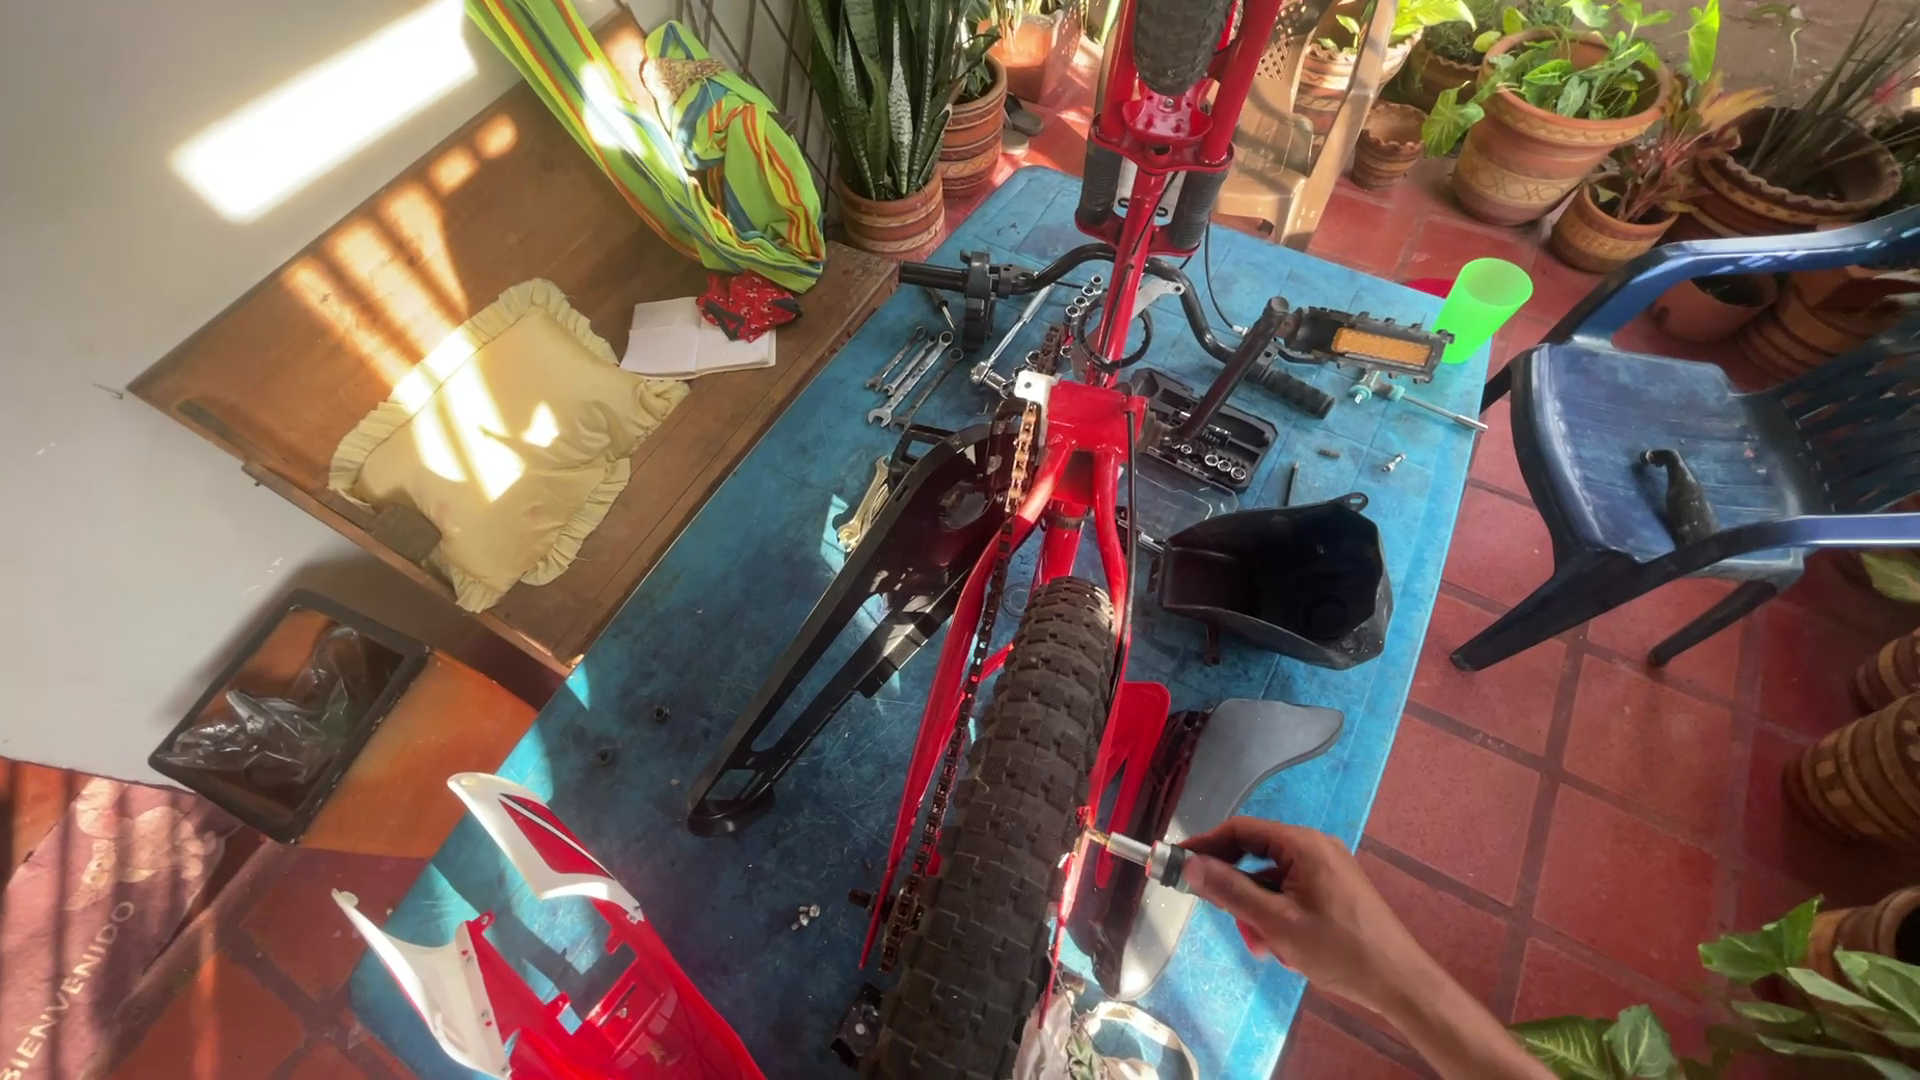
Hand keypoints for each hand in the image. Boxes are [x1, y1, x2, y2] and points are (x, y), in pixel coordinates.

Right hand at [1180, 818, 1432, 1016]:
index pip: (1239, 830)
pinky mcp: (1334, 888)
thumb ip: (1230, 890)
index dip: (1205, 845)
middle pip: (1254, 854)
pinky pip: (1290, 890)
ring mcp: (1327, 867)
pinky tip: (1283, 946)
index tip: (1179, 864)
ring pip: (1271, 877)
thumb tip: (1189, 864)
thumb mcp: (1277, 923)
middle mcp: (1314, 846)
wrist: (1405, 987)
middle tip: (1225, 917)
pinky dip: (1278, 912)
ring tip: (1264, 945)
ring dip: (1257, 908)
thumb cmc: (1340, 950)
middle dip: (1236, 889)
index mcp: (1301, 844)